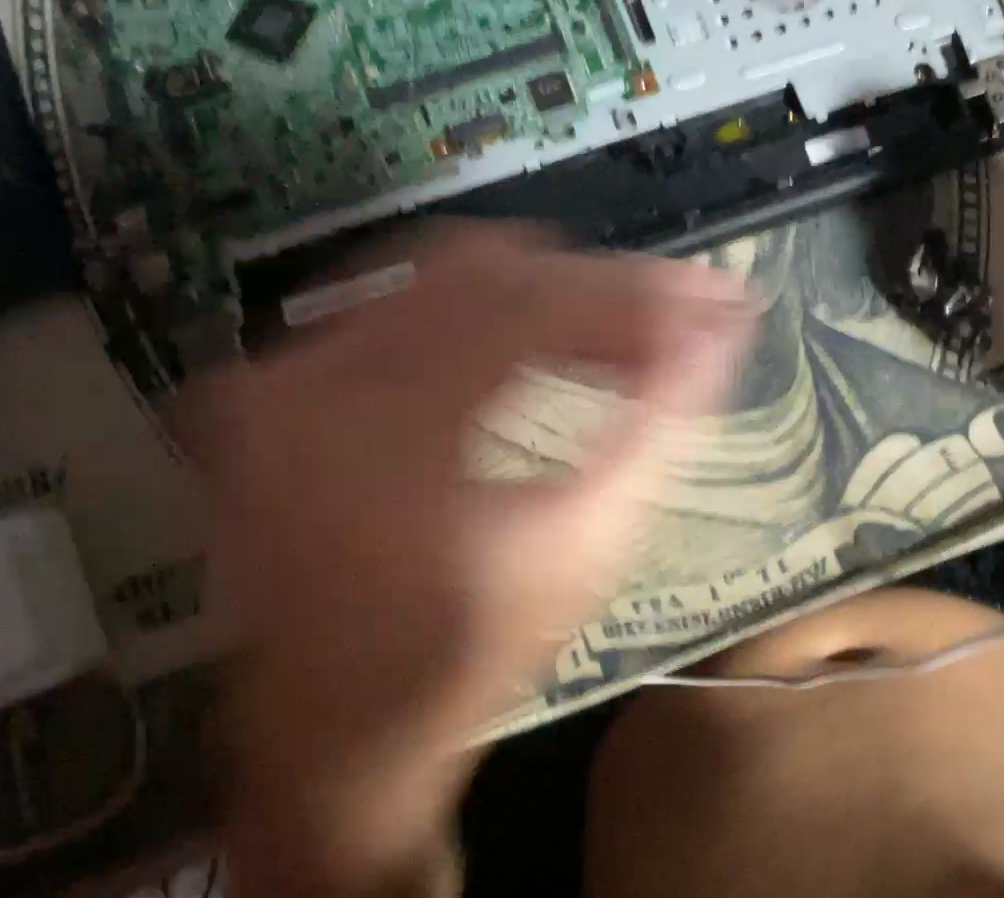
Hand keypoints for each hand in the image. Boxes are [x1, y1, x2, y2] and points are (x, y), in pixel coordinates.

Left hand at [191, 225, 755, 894]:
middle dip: (603, 285)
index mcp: (390, 424)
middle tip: (682, 310)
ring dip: (548, 292)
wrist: (340, 734)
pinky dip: (486, 312)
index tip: (716, 298)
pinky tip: (543, 336)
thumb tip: (718, 332)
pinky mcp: (285, 388)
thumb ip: (659, 426)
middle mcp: (318, 375)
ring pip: (446, 275)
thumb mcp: (587, 548)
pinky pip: (404, 307)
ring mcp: (288, 376)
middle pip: (493, 269)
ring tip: (626, 325)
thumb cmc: (473, 654)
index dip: (640, 293)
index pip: (538, 302)